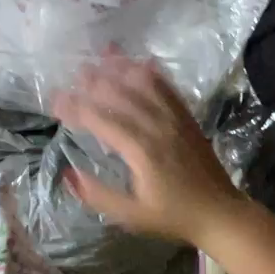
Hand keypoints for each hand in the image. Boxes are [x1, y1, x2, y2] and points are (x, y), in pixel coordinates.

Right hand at [51, 57, 251, 245]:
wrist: (219, 213)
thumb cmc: (172, 217)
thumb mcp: (131, 215)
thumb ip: (98, 195)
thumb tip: (68, 174)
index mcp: (142, 151)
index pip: (101, 120)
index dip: (76, 108)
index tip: (55, 102)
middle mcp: (158, 127)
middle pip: (121, 94)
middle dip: (94, 81)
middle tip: (72, 74)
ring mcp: (176, 119)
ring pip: (145, 83)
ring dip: (122, 68)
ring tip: (101, 56)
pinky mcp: (187, 117)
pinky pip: (167, 87)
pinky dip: (150, 72)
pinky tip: (137, 62)